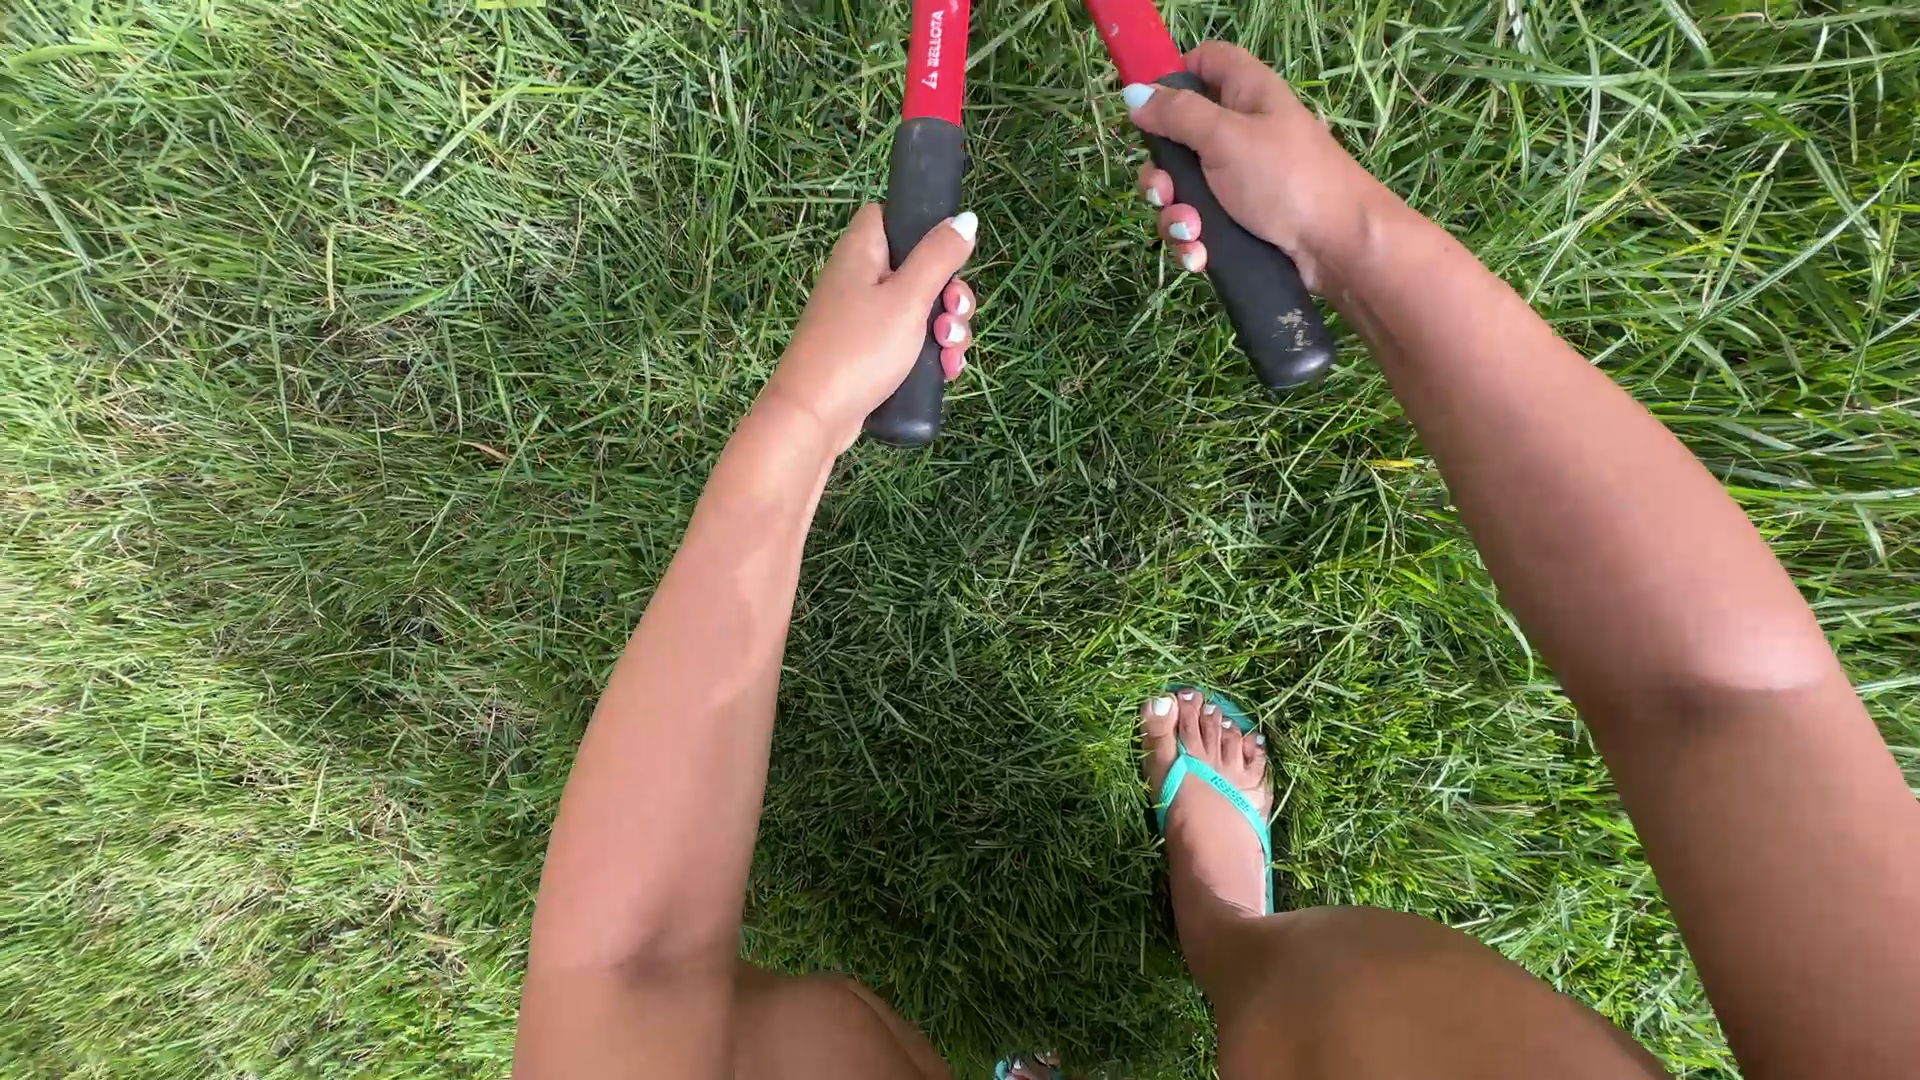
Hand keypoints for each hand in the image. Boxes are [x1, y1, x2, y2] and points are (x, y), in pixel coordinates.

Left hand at [760, 204, 978, 452]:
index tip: (947, 258)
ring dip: (947, 330)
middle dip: (949, 296)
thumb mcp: (907, 299)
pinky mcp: (869, 353)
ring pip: (920, 311)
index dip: (924, 232)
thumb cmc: (860, 349)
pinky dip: (931, 353)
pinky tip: (946, 371)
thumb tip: (965, 219)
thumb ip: (938, 257)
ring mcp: (864, 320)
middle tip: (954, 316)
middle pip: (919, 269)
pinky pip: (909, 343)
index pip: (892, 217)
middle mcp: (860, 280)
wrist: (816, 416)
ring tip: (950, 355)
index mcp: (862, 252)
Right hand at [1123, 42, 1390, 291]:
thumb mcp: (1227, 138)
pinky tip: (1199, 254)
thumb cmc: (1286, 179)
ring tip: (1193, 234)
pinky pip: (1195, 229)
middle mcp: (1238, 136)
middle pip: (1177, 143)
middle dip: (1161, 176)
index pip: (1206, 65)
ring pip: (1180, 195)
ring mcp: (1235, 184)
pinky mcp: (1233, 225)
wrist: (1331, 245)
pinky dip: (1191, 243)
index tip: (1149, 109)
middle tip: (1164, 193)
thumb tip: (1134, 95)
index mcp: (1245, 96)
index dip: (1175, 78)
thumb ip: (1178, 115)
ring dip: (1175, 218)